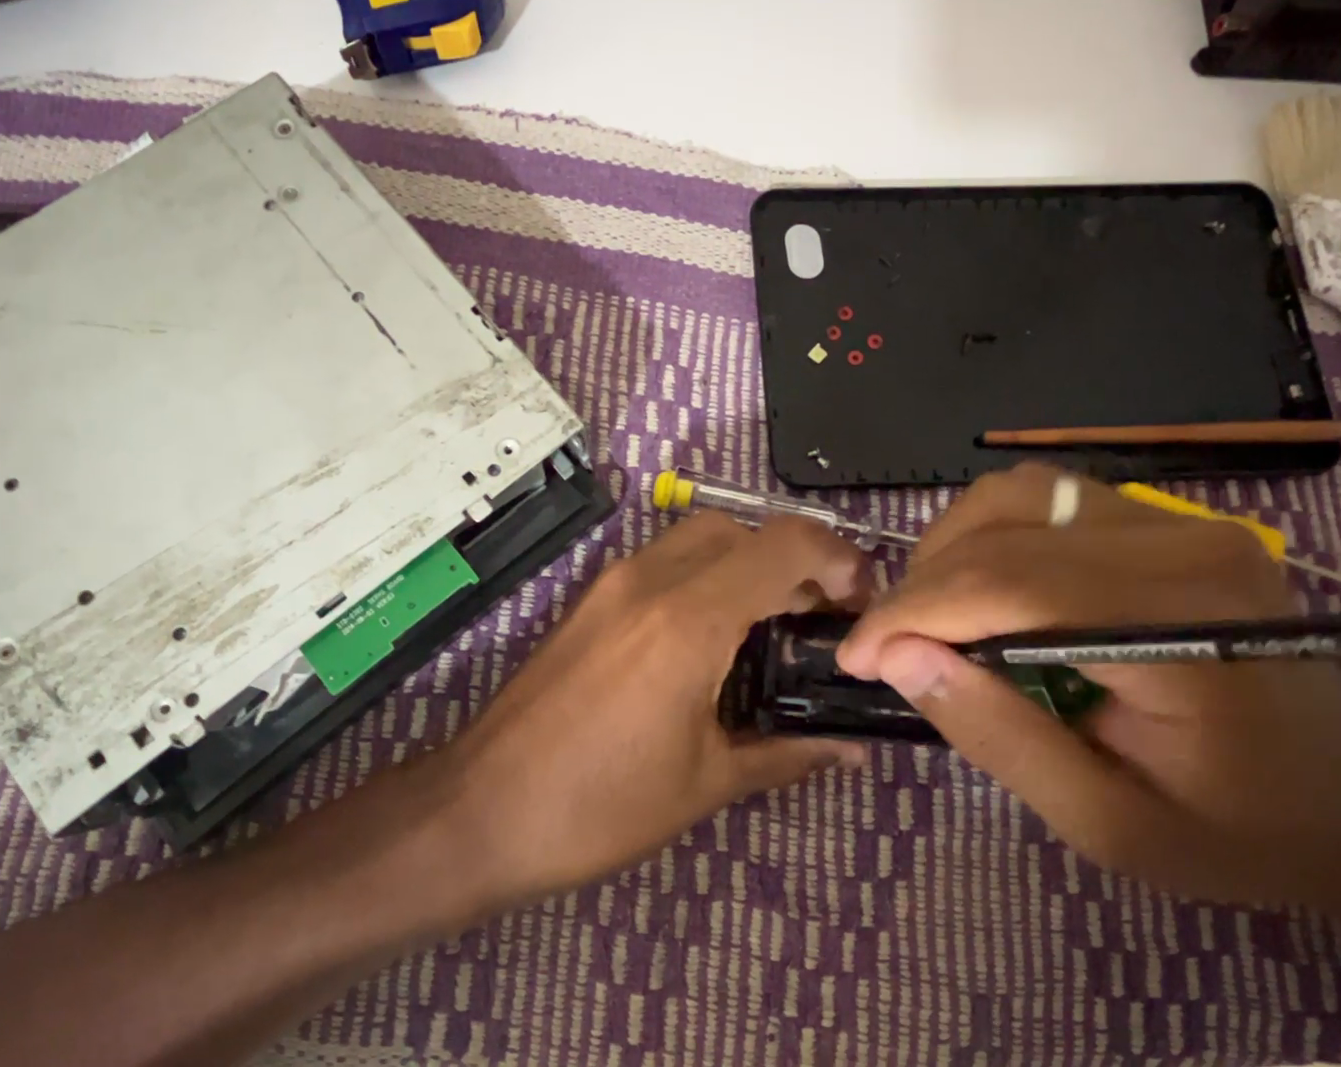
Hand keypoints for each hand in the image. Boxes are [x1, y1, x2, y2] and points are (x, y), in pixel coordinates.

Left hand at [439, 513, 872, 906]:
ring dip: (744, 564)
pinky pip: (659, 563)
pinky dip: (701, 578)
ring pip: (695, 539)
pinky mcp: (585, 602)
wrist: (481, 811)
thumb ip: (788, 751)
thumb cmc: (600, 806)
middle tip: (817, 620)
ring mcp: (609, 586)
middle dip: (792, 560)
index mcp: (689, 619)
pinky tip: (710, 639)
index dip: (839, 560)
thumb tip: (851, 746)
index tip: (860, 605)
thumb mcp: (707, 782)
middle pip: (741, 529)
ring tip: (769, 628)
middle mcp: (649, 581)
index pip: (786, 544)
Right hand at [837, 464, 1340, 911]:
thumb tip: (899, 657)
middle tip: (890, 652)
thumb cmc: (1236, 833)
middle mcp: (1185, 547)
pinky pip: (1046, 501)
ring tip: (930, 621)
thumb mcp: (1107, 824)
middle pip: (1004, 527)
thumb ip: (1000, 736)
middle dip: (920, 586)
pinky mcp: (1169, 522)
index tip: (853, 659)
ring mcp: (1182, 523)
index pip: (1010, 584)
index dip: (913, 613)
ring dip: (950, 552)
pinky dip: (989, 538)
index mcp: (1184, 628)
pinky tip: (980, 594)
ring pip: (1016, 496)